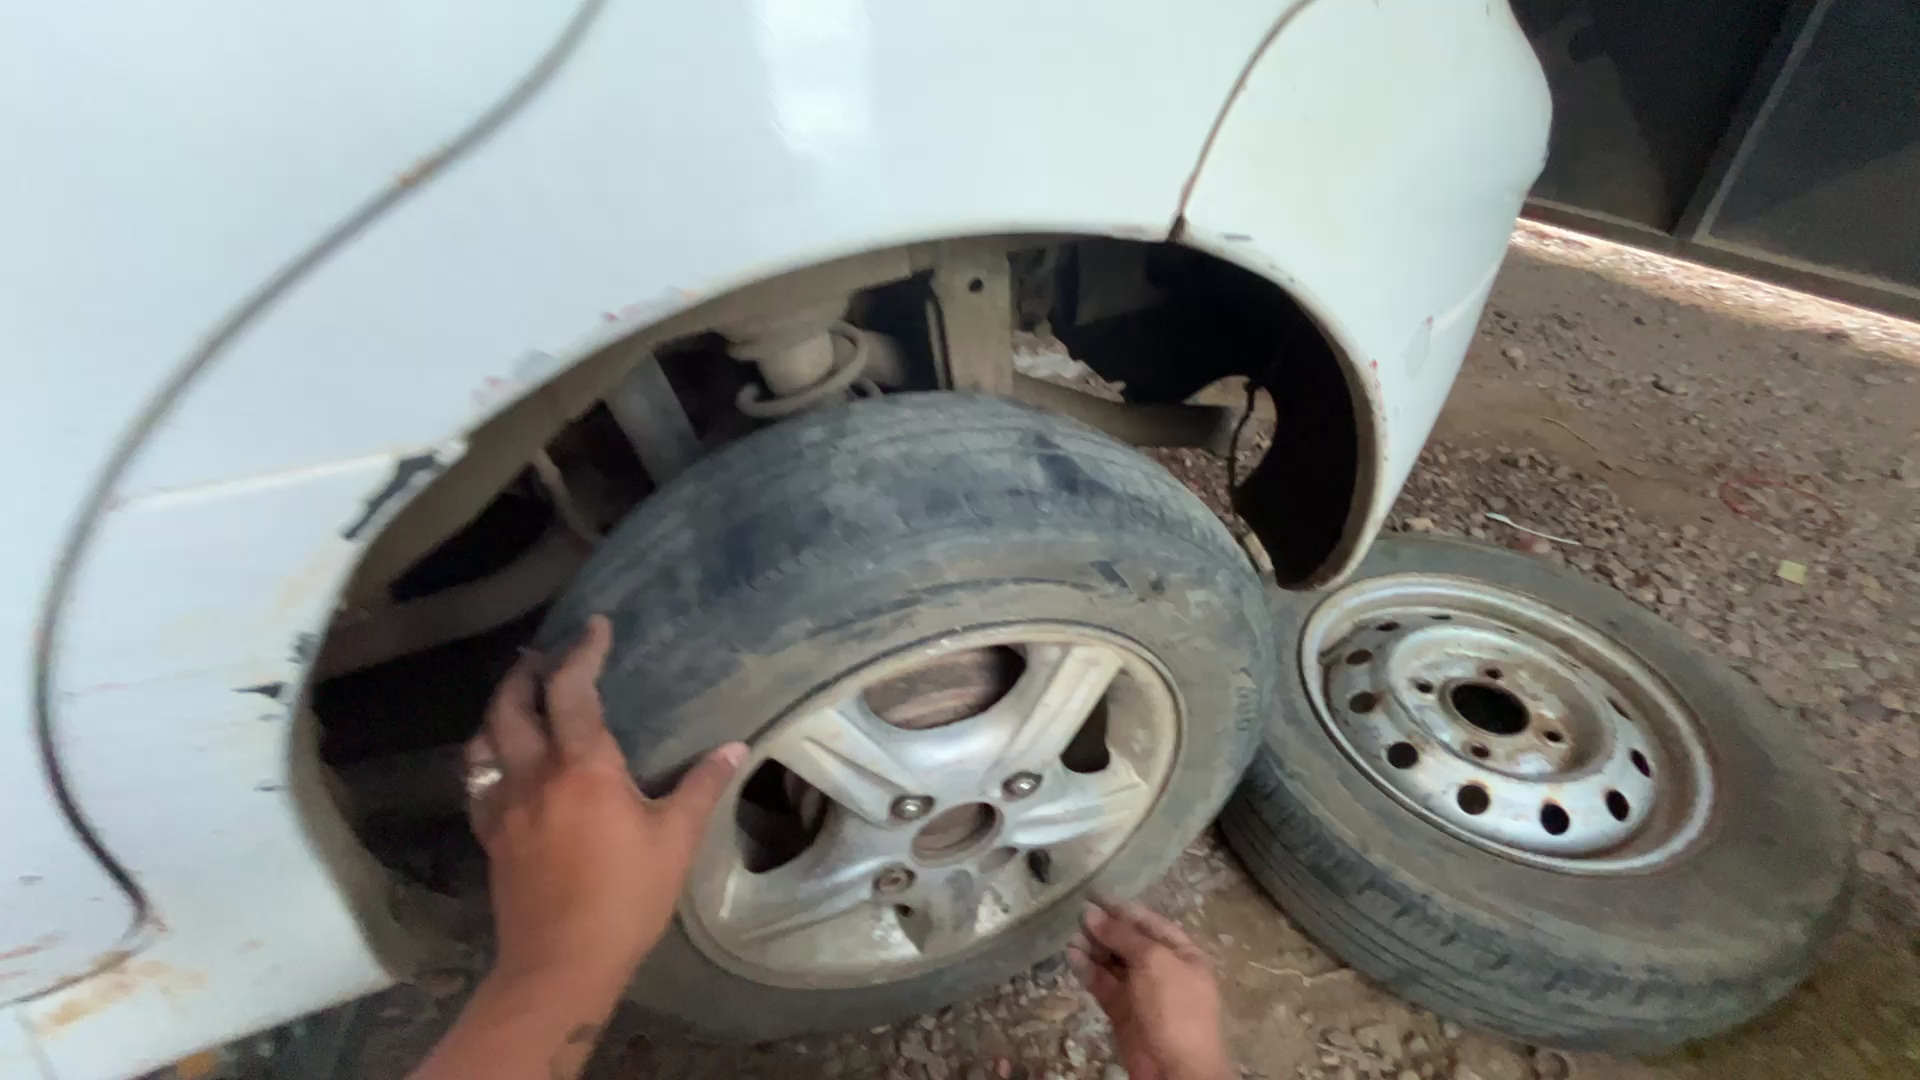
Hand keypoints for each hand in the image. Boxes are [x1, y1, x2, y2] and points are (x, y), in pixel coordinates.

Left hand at [466, 614, 746, 986]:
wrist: (560, 964)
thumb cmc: (626, 895)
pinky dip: (487, 755)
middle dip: (526, 673)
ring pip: (484, 742)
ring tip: (519, 696)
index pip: (573, 692)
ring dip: (500, 710)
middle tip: (544, 655)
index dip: (583, 653)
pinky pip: (478, 781)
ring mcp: (505, 807)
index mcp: (584, 768)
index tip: (595, 626)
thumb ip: (702, 786)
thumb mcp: (676, 838)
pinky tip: (503, 759)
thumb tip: (735, 747)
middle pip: (511, 708)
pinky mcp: (492, 836)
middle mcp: (536, 776)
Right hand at [1067, 899, 1233, 1079]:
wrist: (1176, 1072)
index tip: (1093, 894)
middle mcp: (1162, 969)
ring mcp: (1142, 992)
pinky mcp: (1122, 1011)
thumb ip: (1121, 935)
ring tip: (1071, 935)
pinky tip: (1071, 955)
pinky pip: (1103, 983)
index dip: (1121, 908)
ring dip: (1092, 947)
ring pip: (1112, 962)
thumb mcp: (1153, 961)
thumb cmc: (1175, 1006)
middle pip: (1128, 941)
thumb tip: (1089, 912)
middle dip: (1104, 928)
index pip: (1148, 922)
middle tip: (1077, 914)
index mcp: (1181, 953)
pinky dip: (1087, 969)